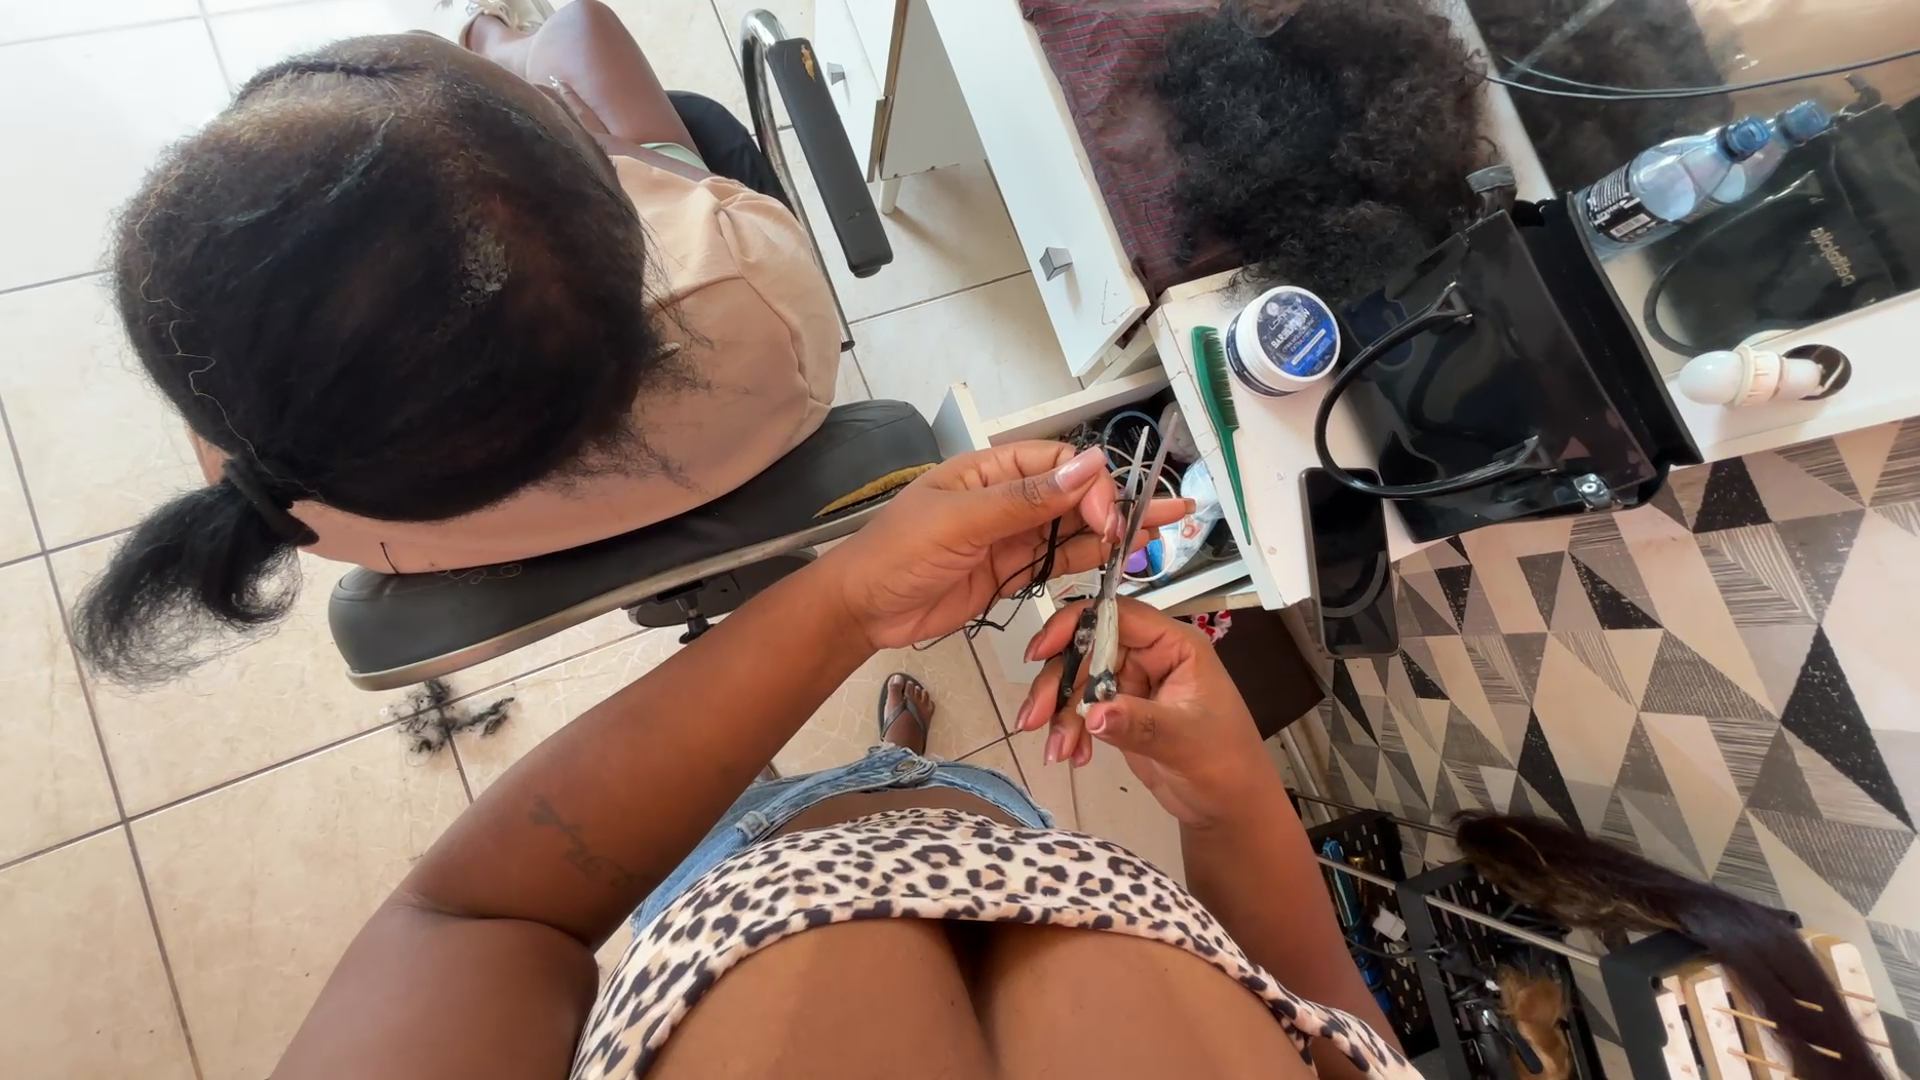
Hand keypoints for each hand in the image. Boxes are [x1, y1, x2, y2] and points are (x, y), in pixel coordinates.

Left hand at [825, 443, 1189, 650]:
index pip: (1057, 464)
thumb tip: (1090, 465)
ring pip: (1071, 530)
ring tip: (1161, 533)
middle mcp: (1006, 500)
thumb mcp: (961, 521)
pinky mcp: (1011, 575)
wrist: (865, 610)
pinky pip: (1056, 563)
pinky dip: (1088, 560)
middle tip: (1168, 516)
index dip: (1090, 486)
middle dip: (1117, 504)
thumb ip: (1026, 499)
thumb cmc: (900, 553)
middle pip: (1072, 496)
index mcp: (990, 471)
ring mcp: (1011, 539)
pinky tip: (1120, 558)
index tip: (1109, 517)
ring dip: (1113, 532)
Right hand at [1015, 598, 1277, 826]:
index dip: (1074, 626)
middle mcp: (1147, 655)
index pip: (1116, 615)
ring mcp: (1130, 681)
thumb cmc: (1225, 765)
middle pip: (1086, 650)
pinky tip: (1072, 755)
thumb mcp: (1186, 741)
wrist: (1227, 807)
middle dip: (1057, 684)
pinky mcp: (1118, 707)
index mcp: (1172, 645)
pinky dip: (1069, 729)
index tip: (1041, 652)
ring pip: (1076, 680)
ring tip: (1055, 751)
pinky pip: (1080, 707)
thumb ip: (1140, 724)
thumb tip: (1095, 714)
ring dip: (1059, 713)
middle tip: (1034, 719)